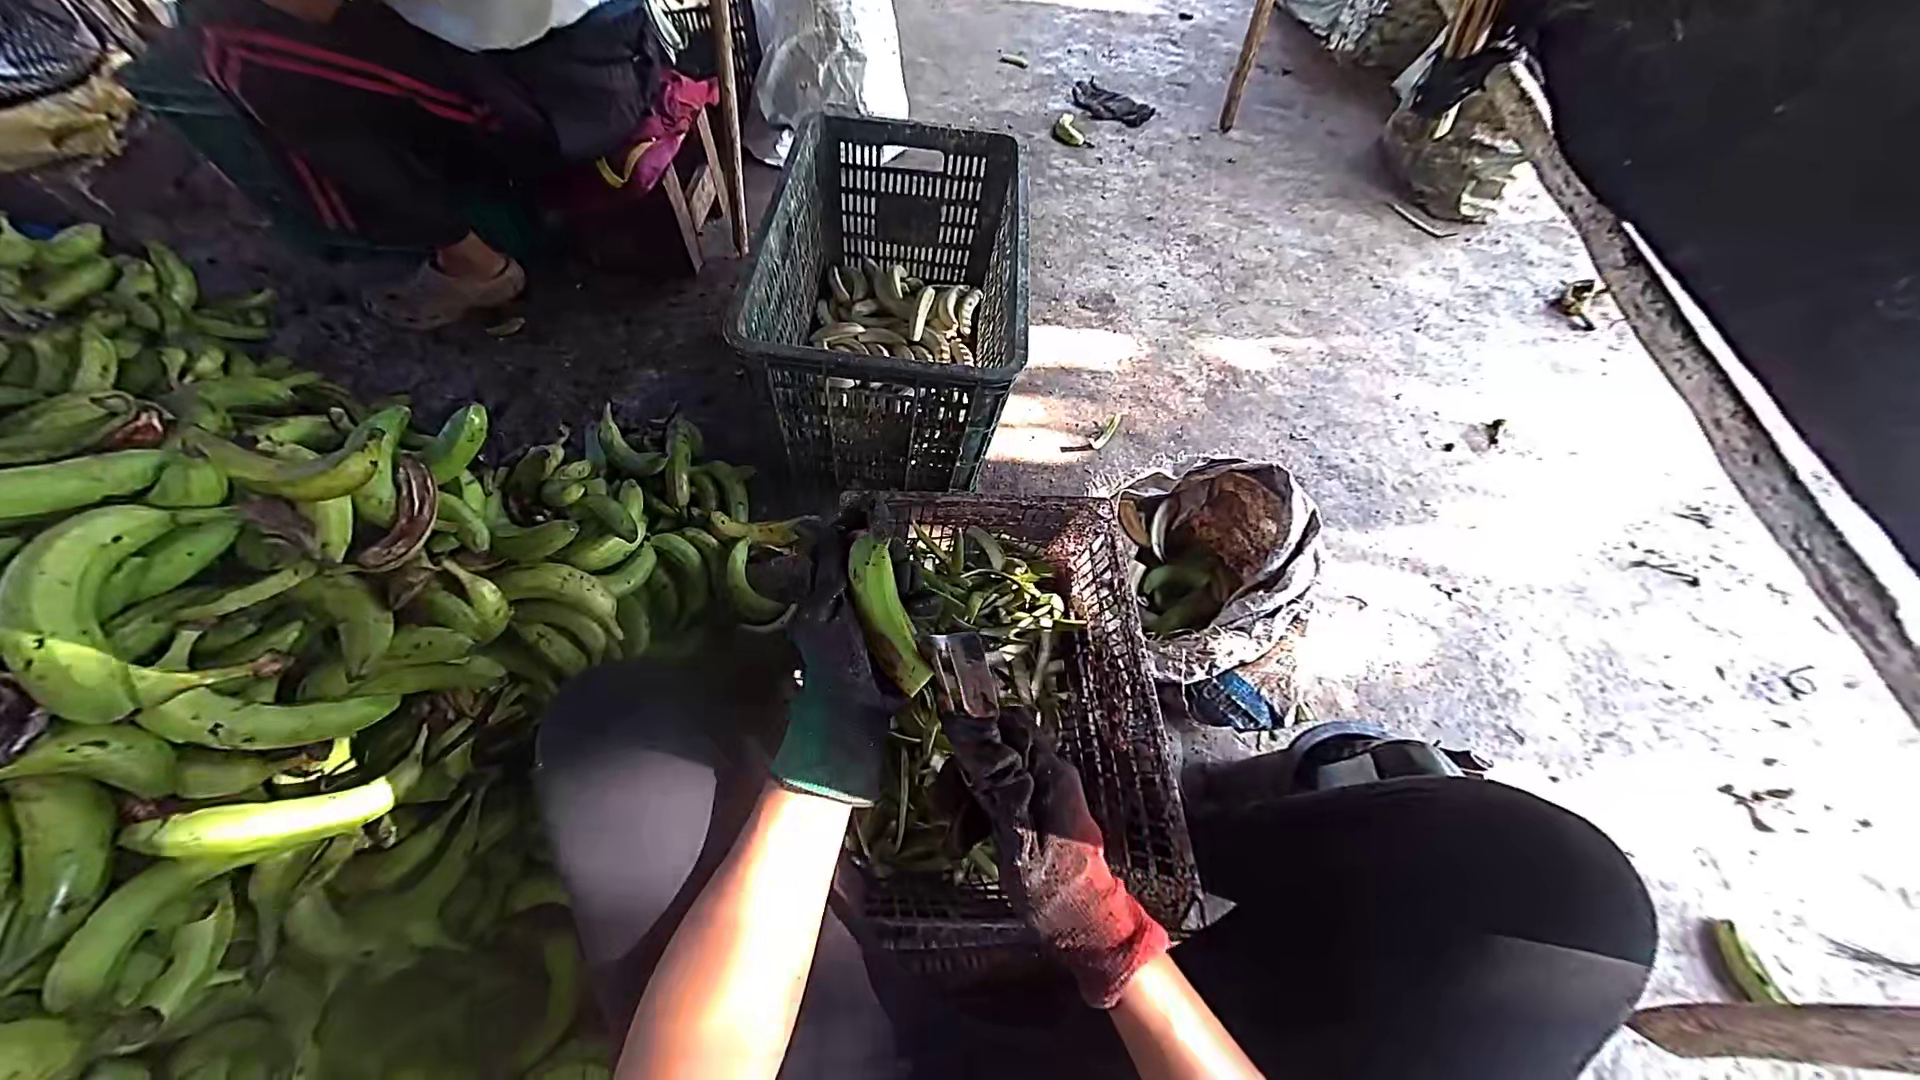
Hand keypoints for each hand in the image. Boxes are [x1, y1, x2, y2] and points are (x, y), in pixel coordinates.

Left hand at [769, 521, 896, 804]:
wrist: (859, 704)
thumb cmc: (832, 657)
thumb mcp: (821, 610)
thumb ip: (828, 570)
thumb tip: (837, 529)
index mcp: (830, 588)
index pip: (844, 547)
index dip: (857, 530)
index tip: (872, 513)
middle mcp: (857, 593)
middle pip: (879, 557)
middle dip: (891, 554)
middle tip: (898, 558)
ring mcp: (883, 609)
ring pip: (903, 575)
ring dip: (909, 576)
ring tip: (910, 590)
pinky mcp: (905, 624)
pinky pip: (920, 601)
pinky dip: (922, 602)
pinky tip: (919, 610)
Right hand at [943, 708, 1169, 1007]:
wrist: (1087, 928)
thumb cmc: (1054, 893)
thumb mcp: (1020, 847)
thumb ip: (1004, 794)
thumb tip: (986, 746)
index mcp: (1051, 776)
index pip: (1011, 725)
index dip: (975, 732)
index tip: (948, 754)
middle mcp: (1051, 773)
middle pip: (998, 749)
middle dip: (964, 773)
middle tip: (942, 807)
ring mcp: (1046, 790)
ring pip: (995, 772)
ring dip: (967, 796)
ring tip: (954, 836)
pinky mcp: (1039, 807)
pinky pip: (1002, 794)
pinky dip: (980, 811)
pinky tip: (966, 840)